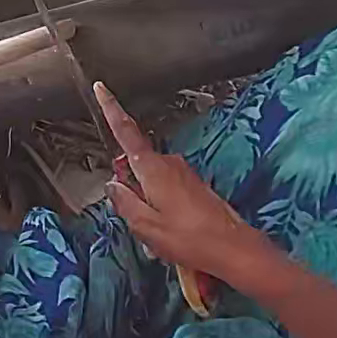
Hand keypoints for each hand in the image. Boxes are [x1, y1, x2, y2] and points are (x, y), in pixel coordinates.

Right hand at [94, 82, 276, 281]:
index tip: (101, 88)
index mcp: (153, 169)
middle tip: (137, 219)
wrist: (234, 249)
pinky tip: (171, 231)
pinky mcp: (193, 184)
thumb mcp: (146, 226)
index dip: (111, 109)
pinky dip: (161, 205)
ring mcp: (183, 172)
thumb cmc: (190, 238)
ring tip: (158, 233)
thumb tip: (112, 185)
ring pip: (151, 179)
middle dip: (129, 185)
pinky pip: (166, 187)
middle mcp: (169, 163)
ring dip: (147, 200)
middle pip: (136, 162)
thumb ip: (124, 202)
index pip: (125, 132)